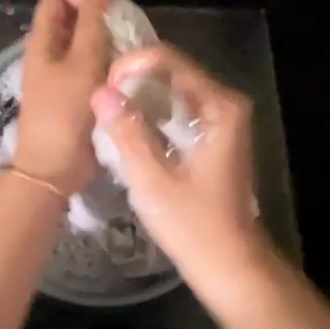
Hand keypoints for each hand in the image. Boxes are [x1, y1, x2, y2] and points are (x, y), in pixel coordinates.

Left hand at [14, 0, 112, 193]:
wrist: (54, 168)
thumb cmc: (66, 111)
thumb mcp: (84, 61)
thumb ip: (92, 22)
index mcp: (42, 40)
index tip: (110, 9)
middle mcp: (47, 54)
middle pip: (71, 21)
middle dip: (98, 20)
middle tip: (127, 31)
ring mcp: (58, 76)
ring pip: (83, 46)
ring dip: (106, 45)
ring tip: (131, 52)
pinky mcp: (72, 96)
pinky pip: (90, 70)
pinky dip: (106, 67)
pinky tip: (127, 75)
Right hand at [90, 45, 271, 292]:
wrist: (232, 268)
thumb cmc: (195, 228)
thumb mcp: (153, 181)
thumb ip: (126, 132)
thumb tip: (99, 91)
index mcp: (220, 106)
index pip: (169, 60)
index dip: (130, 65)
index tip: (101, 87)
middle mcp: (225, 103)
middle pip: (172, 68)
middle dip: (132, 77)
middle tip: (97, 97)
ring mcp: (222, 118)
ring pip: (173, 86)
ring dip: (139, 93)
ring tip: (104, 108)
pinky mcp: (214, 133)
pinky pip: (177, 105)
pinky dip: (151, 109)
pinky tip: (125, 124)